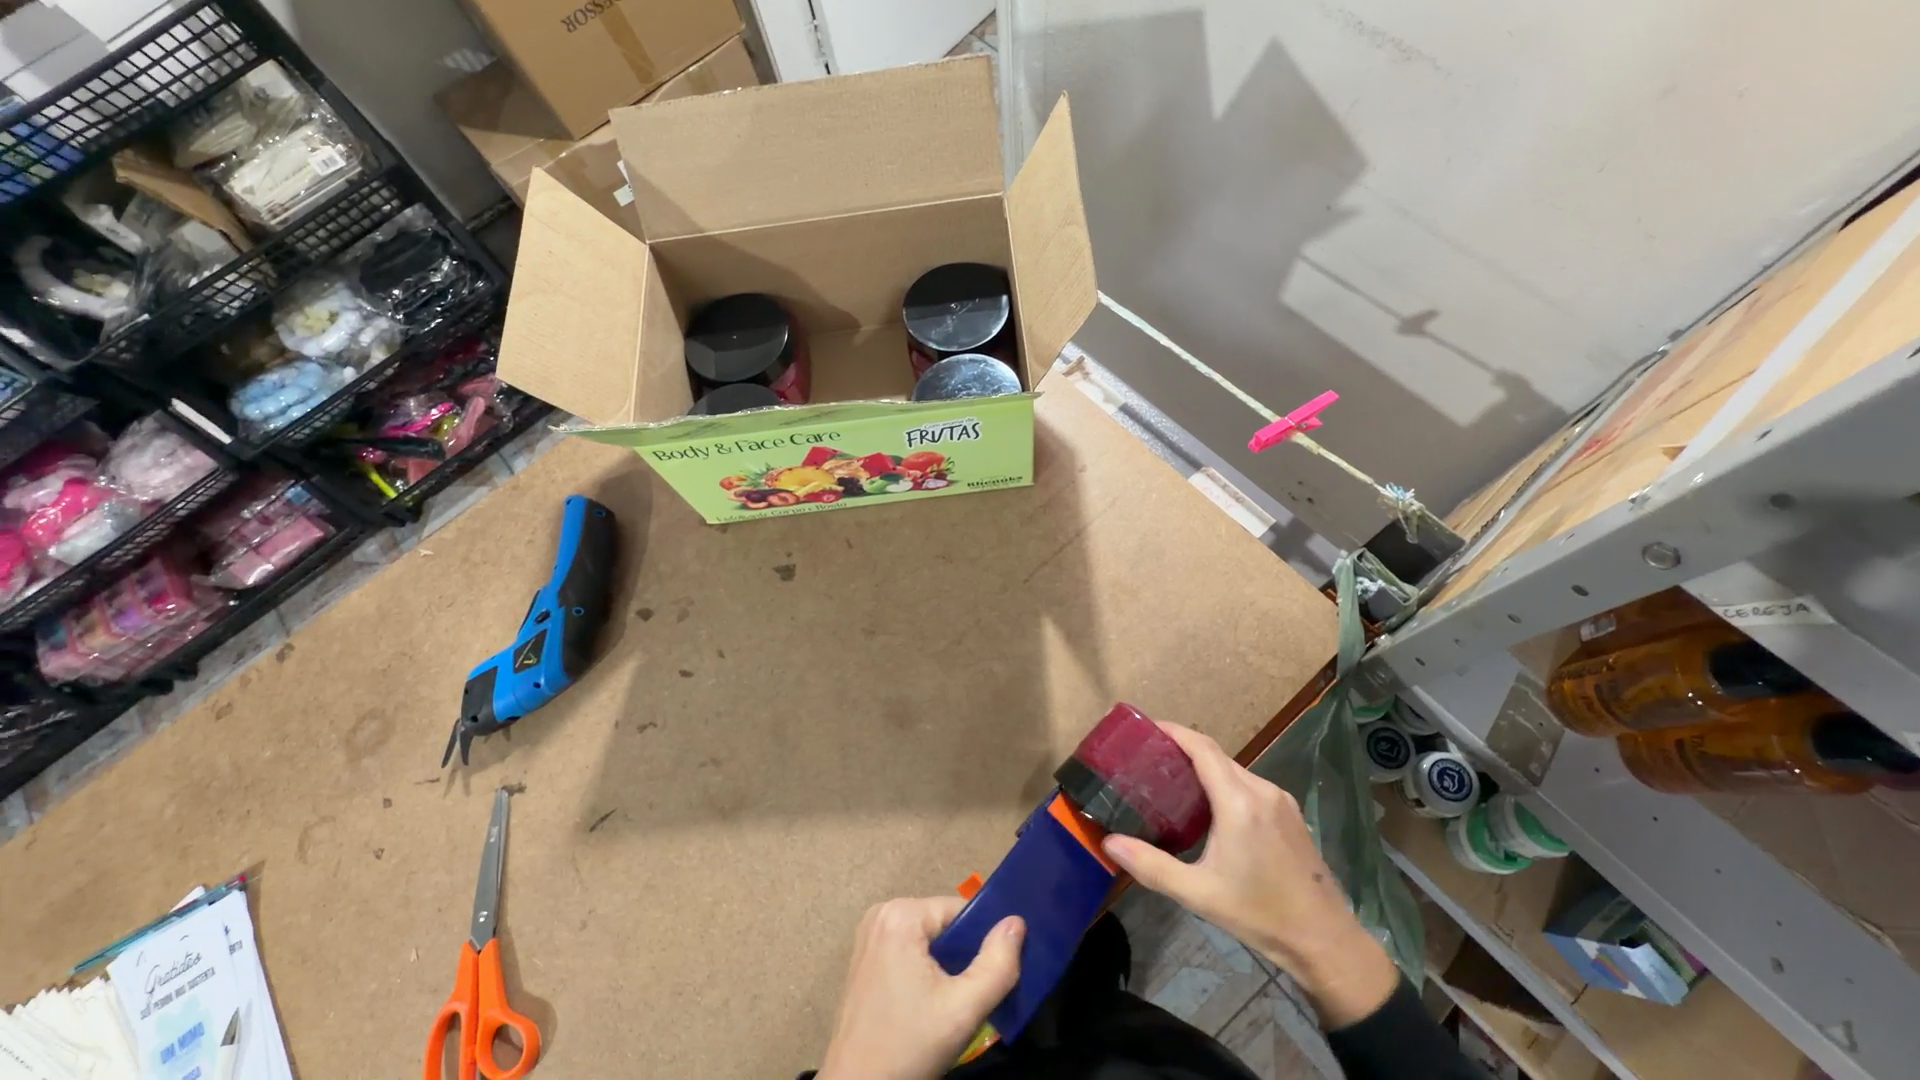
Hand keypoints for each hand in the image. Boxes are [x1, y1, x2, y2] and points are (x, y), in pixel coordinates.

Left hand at [816, 897, 1023, 1079]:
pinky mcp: (865, 957)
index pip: (962, 910)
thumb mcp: (964, 1009)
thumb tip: (1016, 922)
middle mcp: (881, 914)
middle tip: (971, 994)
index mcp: (901, 915)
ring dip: (948, 967)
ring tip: (952, 1002)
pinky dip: (927, 972)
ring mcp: (870, 935)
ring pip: (931, 940)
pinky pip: (911, 951)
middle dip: (964, 956)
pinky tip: (931, 1004)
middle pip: (945, 924)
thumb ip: (998, 964)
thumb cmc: (909, 1045)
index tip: (991, 974)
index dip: (983, 941)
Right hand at [1100, 723, 1398, 1028]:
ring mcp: (1281, 801)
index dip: (1174, 732)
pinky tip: (1209, 808)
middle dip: (1183, 750)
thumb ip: (1151, 865)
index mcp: (1238, 803)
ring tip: (1173, 781)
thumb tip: (1109, 843)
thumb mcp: (1198, 893)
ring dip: (1205, 769)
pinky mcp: (1291, 815)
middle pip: (1217, 756)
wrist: (1323, 938)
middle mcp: (1262, 792)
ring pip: (1235, 771)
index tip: (1146, 728)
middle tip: (1148, 759)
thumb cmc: (1258, 914)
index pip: (1203, 748)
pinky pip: (1250, 786)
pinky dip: (1225, 784)